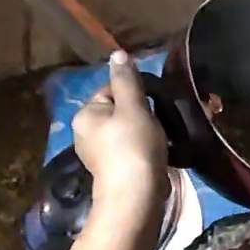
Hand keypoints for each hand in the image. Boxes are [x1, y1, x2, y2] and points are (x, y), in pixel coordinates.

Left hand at [72, 50, 167, 207]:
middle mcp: (85, 133)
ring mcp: (98, 155)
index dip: (136, 93)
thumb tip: (118, 53)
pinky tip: (158, 153)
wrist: (136, 196)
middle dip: (143, 113)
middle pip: (120, 111)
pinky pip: (131, 150)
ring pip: (127, 131)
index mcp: (85, 114)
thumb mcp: (133, 107)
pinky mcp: (113, 171)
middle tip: (163, 121)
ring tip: (165, 137)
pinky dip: (144, 149)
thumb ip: (126, 80)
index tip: (154, 103)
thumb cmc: (134, 147)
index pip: (111, 89)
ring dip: (146, 131)